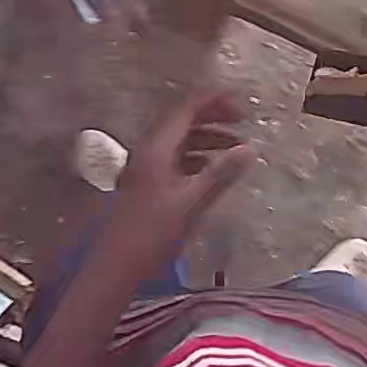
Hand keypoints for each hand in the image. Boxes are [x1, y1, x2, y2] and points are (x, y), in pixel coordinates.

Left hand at [98, 90, 255, 271]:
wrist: (117, 265)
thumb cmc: (152, 234)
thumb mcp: (191, 203)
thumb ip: (220, 174)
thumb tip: (249, 148)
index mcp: (155, 148)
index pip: (184, 109)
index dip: (213, 101)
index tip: (241, 105)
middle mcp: (147, 150)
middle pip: (180, 120)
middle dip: (212, 116)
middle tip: (242, 121)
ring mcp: (144, 166)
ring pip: (178, 140)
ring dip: (206, 138)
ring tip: (236, 147)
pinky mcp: (146, 182)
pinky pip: (174, 158)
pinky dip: (196, 156)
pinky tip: (213, 169)